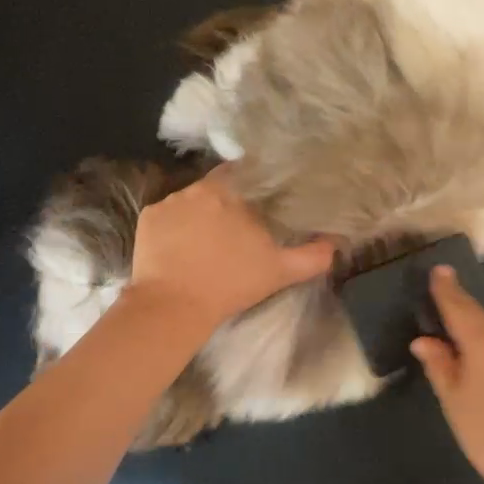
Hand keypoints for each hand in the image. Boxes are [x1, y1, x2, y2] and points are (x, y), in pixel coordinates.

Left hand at [128, 166, 336, 330]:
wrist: (173, 307)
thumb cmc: (230, 285)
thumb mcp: (280, 271)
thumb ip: (313, 255)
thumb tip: (336, 243)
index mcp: (231, 191)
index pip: (247, 175)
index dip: (255, 188)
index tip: (261, 205)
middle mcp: (197, 187)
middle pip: (217, 188)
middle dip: (226, 203)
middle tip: (235, 230)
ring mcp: (168, 202)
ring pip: (190, 202)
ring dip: (199, 216)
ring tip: (205, 243)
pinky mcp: (147, 219)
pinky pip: (166, 217)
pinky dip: (174, 229)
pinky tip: (181, 250)